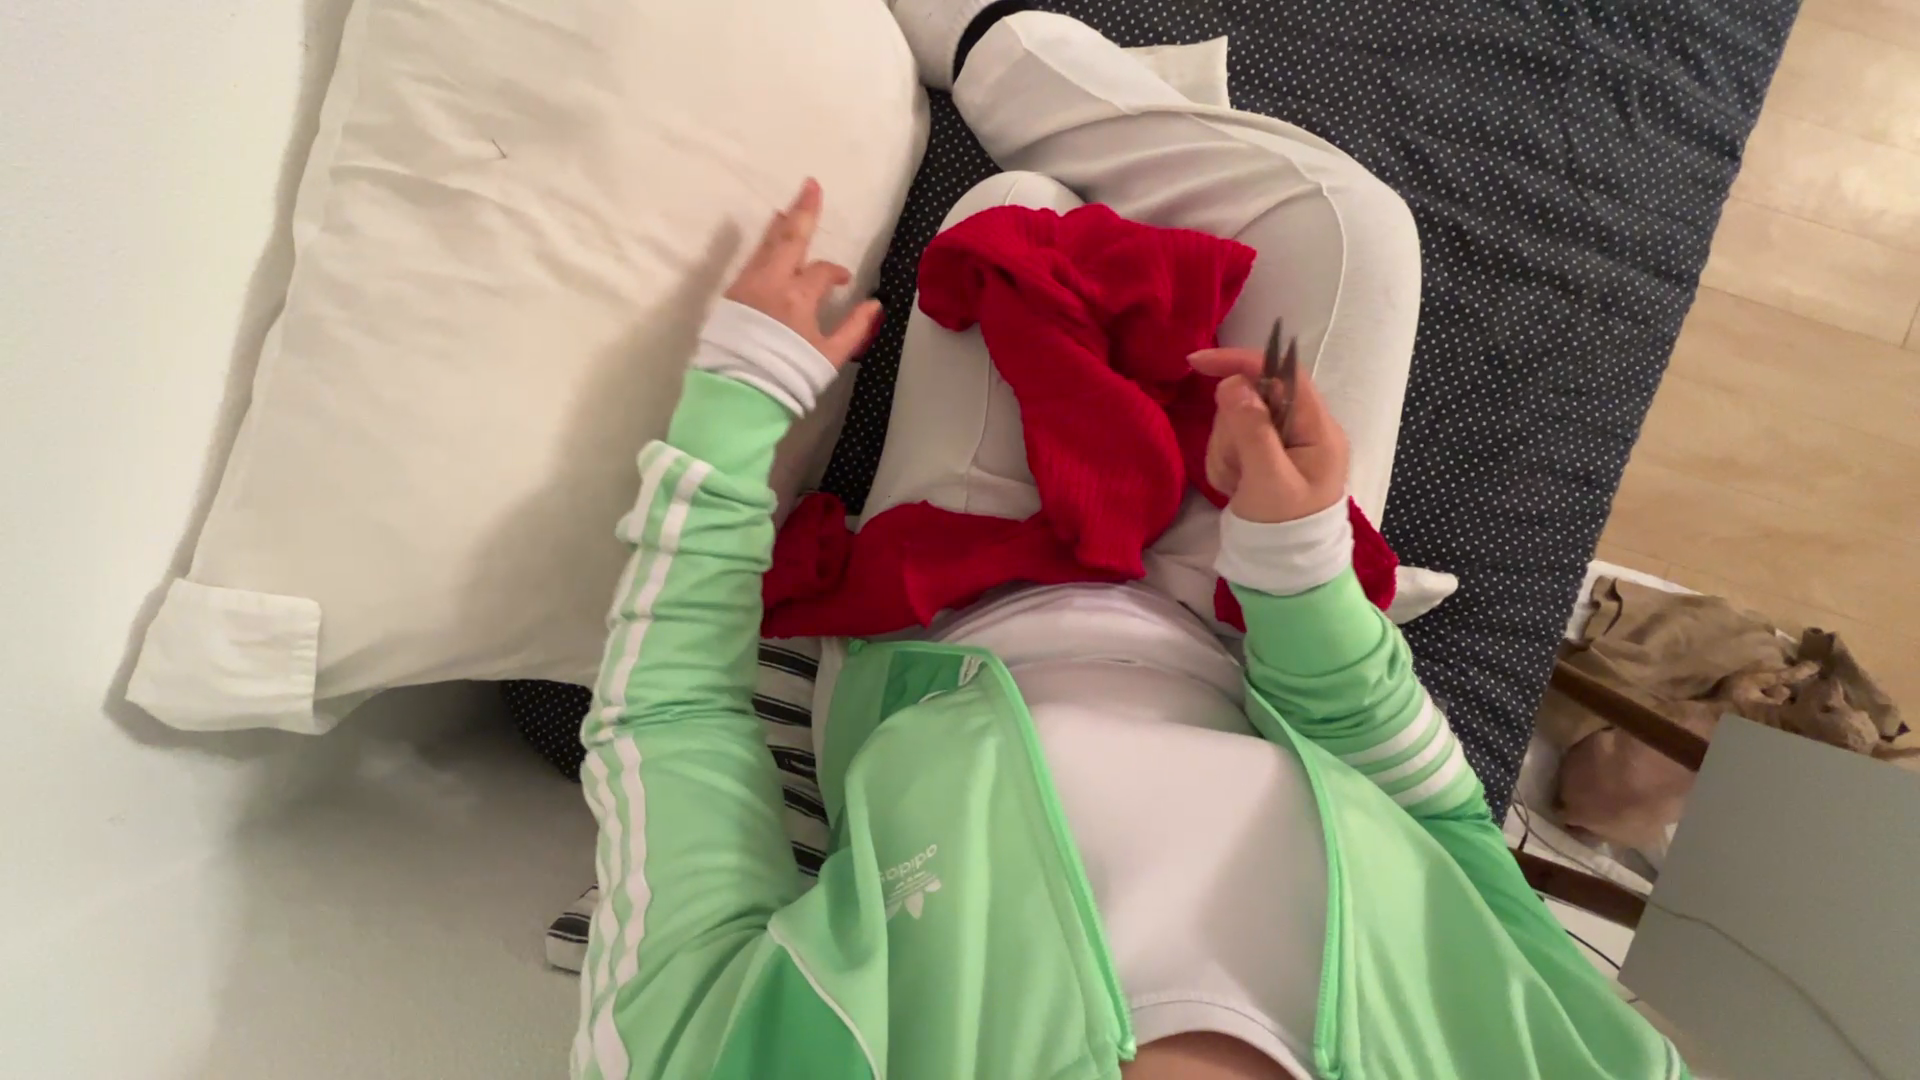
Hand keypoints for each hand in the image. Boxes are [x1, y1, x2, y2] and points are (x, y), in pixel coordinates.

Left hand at [725, 178, 882, 369]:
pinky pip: (750, 261)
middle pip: (789, 239)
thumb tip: (875, 306)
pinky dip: (762, 247)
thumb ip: (854, 329)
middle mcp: (770, 282)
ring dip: (779, 227)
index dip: (835, 273)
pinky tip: (767, 242)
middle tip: (810, 184)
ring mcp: (747, 286)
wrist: (742, 391)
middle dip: (803, 212)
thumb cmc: (791, 374)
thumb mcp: (830, 356)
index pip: (822, 272)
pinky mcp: (732, 296)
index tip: (844, 281)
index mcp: (798, 296)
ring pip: (765, 248)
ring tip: (786, 210)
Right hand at [1188, 347, 1349, 523]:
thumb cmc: (1283, 529)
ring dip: (1226, 451)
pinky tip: (1236, 487)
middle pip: (1252, 399)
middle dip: (1230, 430)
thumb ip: (1252, 431)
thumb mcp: (1268, 482)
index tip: (1199, 364)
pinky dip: (1224, 464)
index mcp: (1317, 430)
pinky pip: (1229, 443)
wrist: (1282, 571)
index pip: (1283, 374)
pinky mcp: (1262, 457)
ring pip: (1235, 421)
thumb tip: (1234, 384)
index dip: (1243, 362)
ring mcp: (1281, 443)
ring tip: (1238, 484)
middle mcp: (1302, 429)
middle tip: (1236, 469)